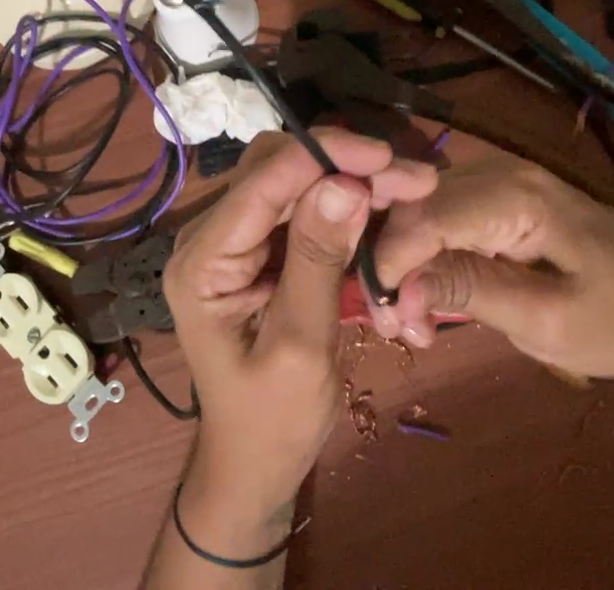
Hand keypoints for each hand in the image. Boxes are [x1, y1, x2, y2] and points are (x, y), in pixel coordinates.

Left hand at [162, 128, 436, 551]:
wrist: (254, 458)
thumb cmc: (273, 419)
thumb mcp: (301, 345)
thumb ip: (318, 260)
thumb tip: (345, 182)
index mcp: (202, 262)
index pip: (261, 183)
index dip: (322, 156)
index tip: (386, 156)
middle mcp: (208, 237)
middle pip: (274, 170)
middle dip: (341, 164)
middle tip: (412, 178)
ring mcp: (232, 240)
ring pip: (291, 180)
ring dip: (348, 177)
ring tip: (410, 187)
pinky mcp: (257, 249)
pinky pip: (300, 207)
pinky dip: (343, 202)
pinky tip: (385, 205)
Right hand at [366, 152, 613, 379]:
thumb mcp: (549, 323)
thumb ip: (472, 295)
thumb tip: (401, 290)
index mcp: (518, 198)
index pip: (425, 217)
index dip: (393, 265)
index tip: (390, 320)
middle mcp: (500, 172)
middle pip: (415, 208)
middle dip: (394, 266)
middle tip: (399, 326)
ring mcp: (500, 178)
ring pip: (421, 209)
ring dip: (407, 262)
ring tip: (415, 317)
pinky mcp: (500, 195)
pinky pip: (443, 214)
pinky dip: (428, 254)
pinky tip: (432, 293)